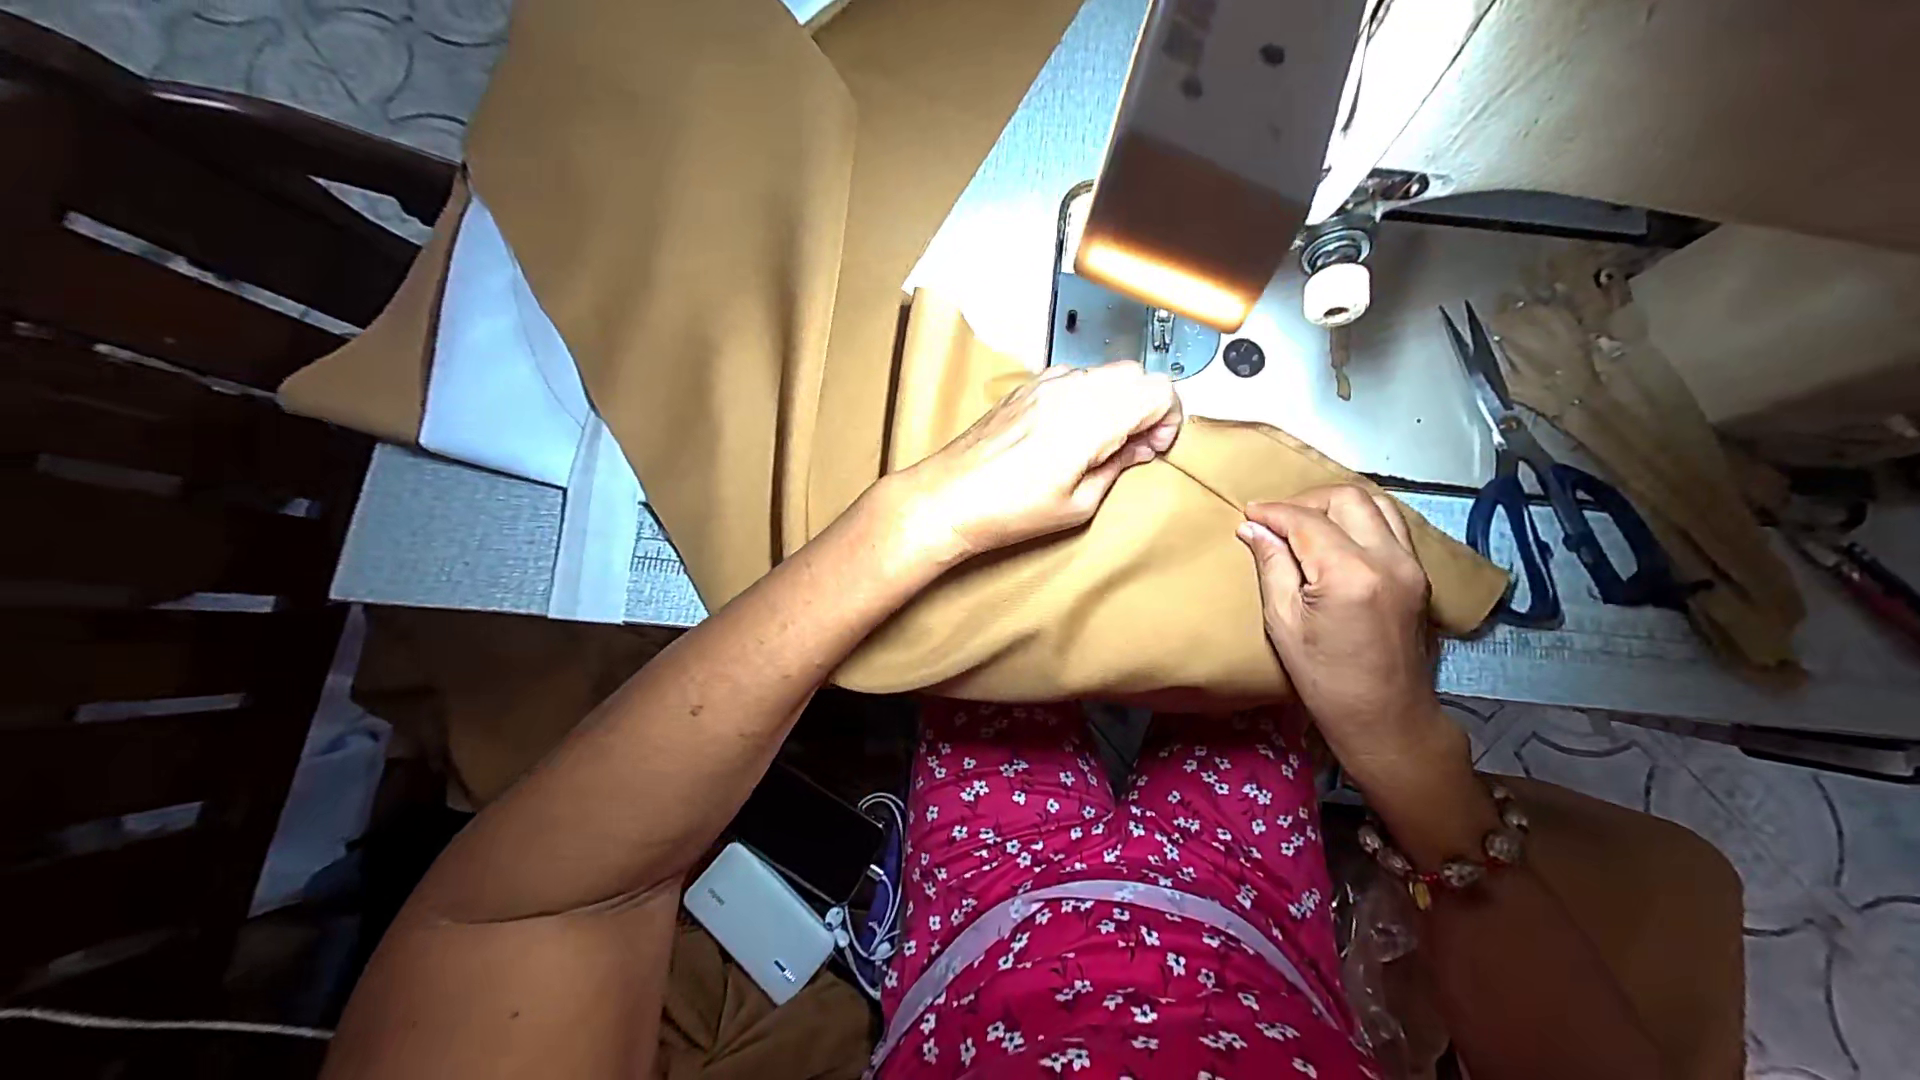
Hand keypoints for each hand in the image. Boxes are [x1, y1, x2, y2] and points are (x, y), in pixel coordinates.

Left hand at [892, 362, 1182, 564]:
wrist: (949, 498)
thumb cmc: (1003, 507)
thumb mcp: (1078, 504)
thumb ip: (1117, 467)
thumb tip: (1136, 450)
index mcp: (1092, 417)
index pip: (1160, 390)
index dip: (1167, 421)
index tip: (1154, 448)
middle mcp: (1070, 389)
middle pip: (1136, 376)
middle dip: (1146, 408)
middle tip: (1135, 447)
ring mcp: (1045, 384)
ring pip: (1104, 373)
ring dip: (1117, 401)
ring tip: (1102, 443)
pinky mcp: (1026, 388)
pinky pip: (1073, 378)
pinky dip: (1087, 398)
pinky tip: (1074, 433)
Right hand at [1237, 485, 1461, 785]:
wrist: (1385, 715)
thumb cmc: (1324, 678)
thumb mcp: (1283, 623)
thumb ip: (1272, 566)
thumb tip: (1253, 528)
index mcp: (1349, 574)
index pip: (1306, 521)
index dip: (1272, 512)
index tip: (1248, 514)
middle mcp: (1388, 560)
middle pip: (1346, 499)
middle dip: (1305, 501)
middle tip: (1275, 519)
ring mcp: (1411, 565)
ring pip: (1376, 504)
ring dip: (1336, 505)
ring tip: (1304, 523)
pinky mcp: (1420, 574)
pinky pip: (1391, 525)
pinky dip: (1360, 519)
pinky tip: (1335, 537)